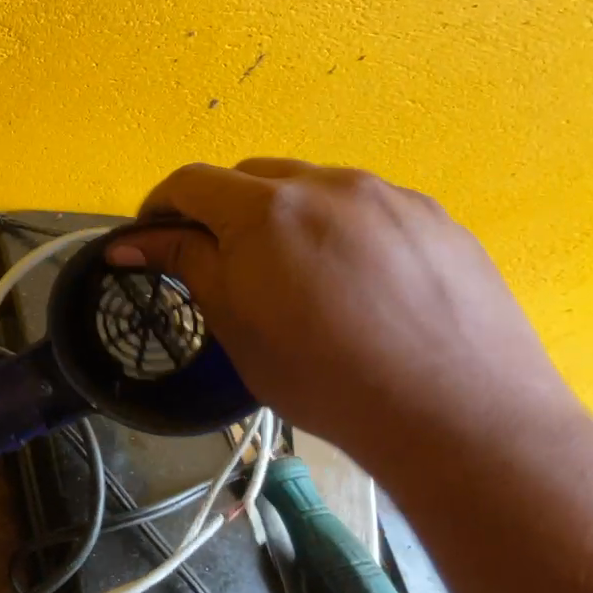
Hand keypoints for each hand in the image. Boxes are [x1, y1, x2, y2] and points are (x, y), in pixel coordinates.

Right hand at [105, 159, 577, 455]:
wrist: (461, 417)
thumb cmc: (322, 374)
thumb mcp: (233, 320)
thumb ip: (184, 262)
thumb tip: (130, 241)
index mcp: (266, 209)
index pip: (190, 182)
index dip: (159, 206)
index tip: (151, 239)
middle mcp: (328, 184)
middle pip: (250, 176)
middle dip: (220, 207)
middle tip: (219, 259)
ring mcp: (390, 197)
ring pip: (311, 186)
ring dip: (281, 213)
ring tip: (290, 270)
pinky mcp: (437, 219)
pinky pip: (365, 206)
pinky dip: (336, 226)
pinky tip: (351, 278)